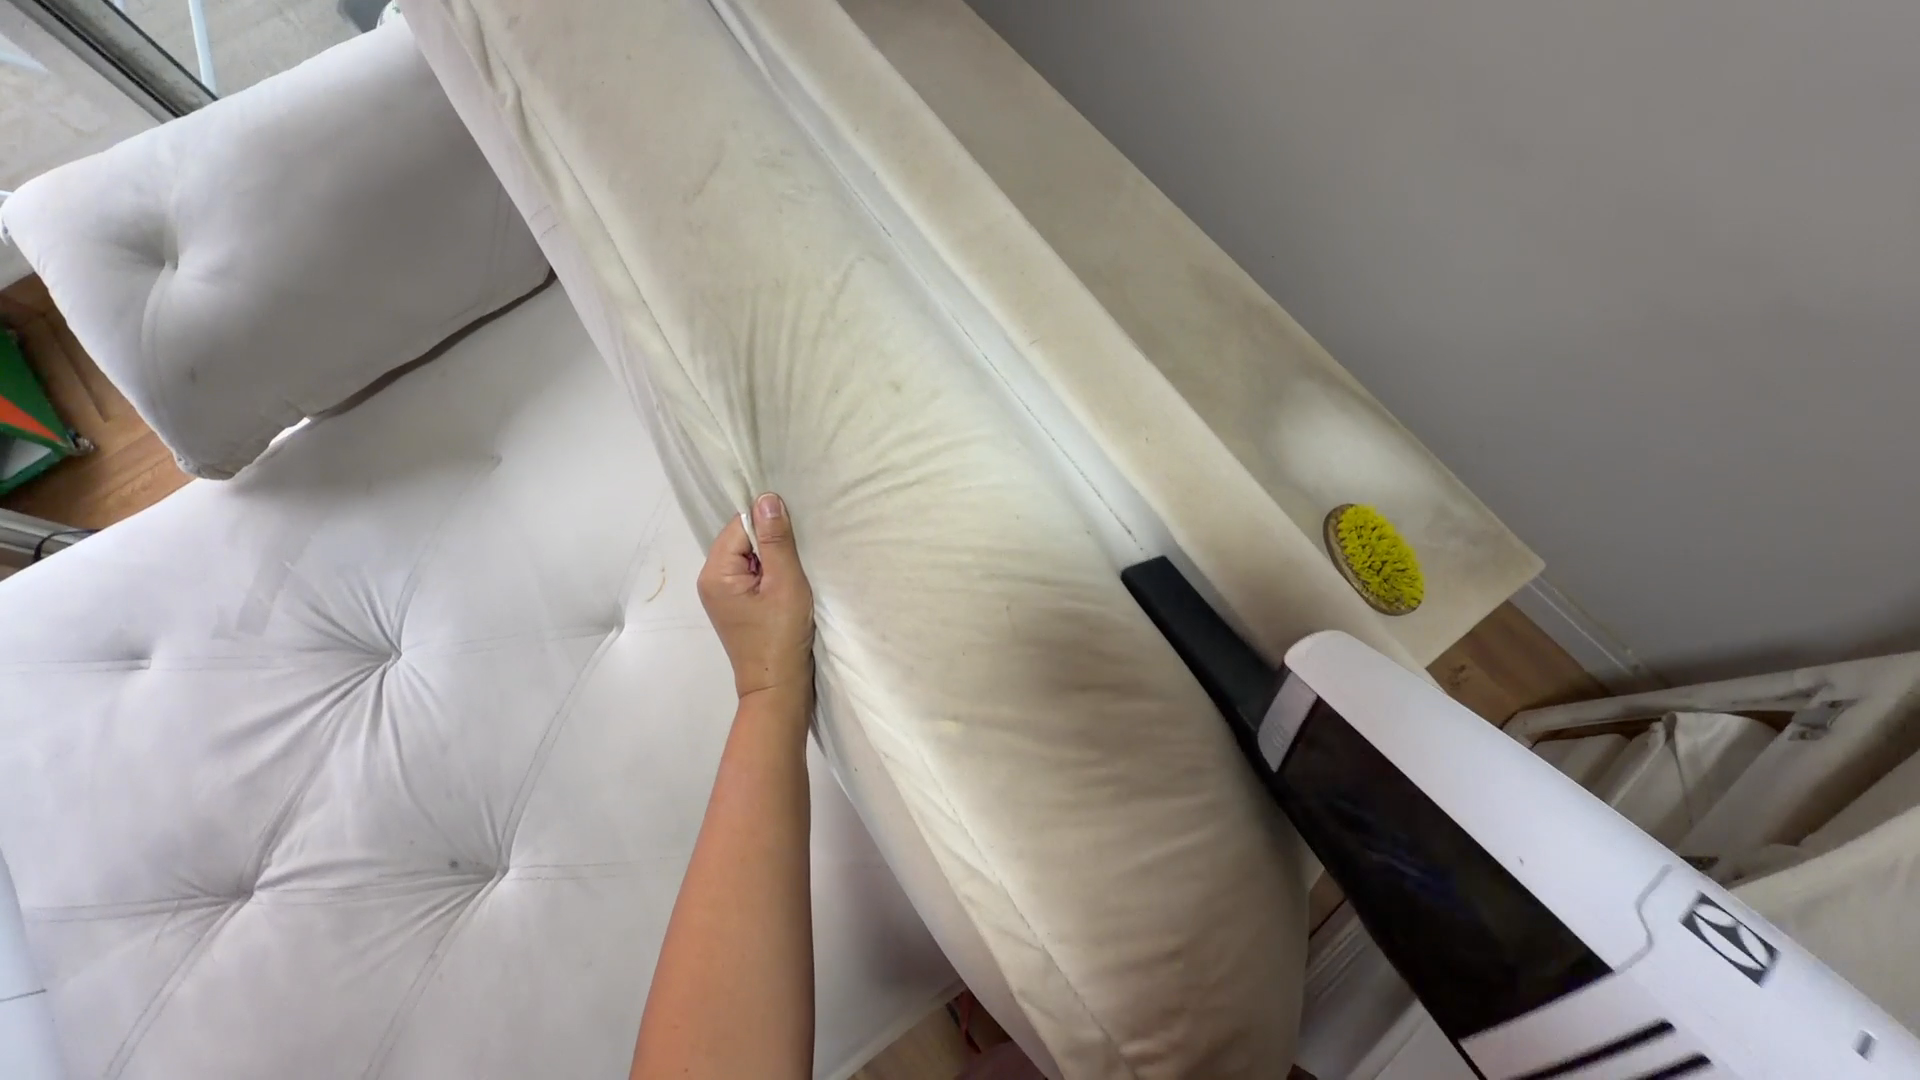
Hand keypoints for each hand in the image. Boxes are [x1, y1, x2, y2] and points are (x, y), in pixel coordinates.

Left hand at [698, 492, 815, 706]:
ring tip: (794, 575)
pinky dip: (770, 576)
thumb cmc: (781, 635)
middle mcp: (710, 580)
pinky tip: (787, 587)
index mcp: (715, 573)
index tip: (794, 539)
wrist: (779, 687)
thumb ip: (776, 540)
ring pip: (749, 558)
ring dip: (773, 561)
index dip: (767, 527)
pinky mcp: (736, 606)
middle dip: (770, 544)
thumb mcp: (785, 582)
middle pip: (741, 540)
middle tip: (797, 558)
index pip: (739, 526)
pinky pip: (751, 576)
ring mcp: (721, 595)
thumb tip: (767, 498)